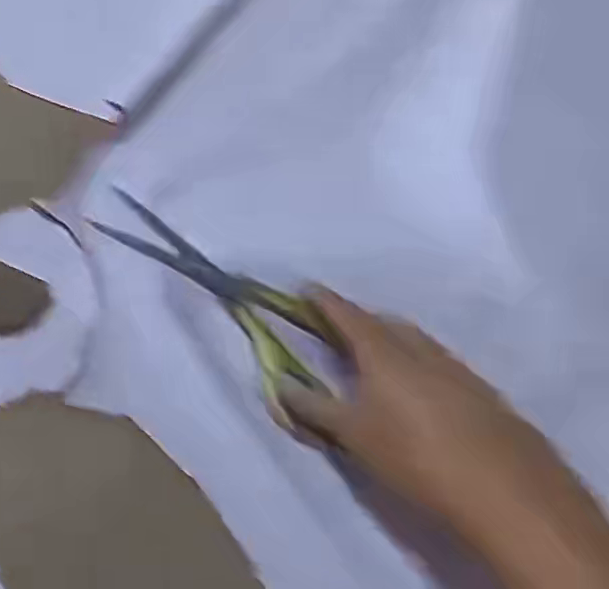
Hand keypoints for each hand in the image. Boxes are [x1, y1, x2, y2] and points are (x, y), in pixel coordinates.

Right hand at [281, 290, 608, 575]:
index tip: (302, 288)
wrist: (521, 513)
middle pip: (393, 325)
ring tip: (380, 363)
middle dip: (364, 320)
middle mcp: (429, 359)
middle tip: (339, 328)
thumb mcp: (349, 434)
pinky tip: (426, 398)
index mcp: (386, 356)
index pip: (348, 315)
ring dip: (400, 346)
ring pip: (428, 349)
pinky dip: (429, 372)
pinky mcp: (501, 411)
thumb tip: (280, 382)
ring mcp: (472, 384)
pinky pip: (455, 375)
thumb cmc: (416, 460)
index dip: (322, 299)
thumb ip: (308, 403)